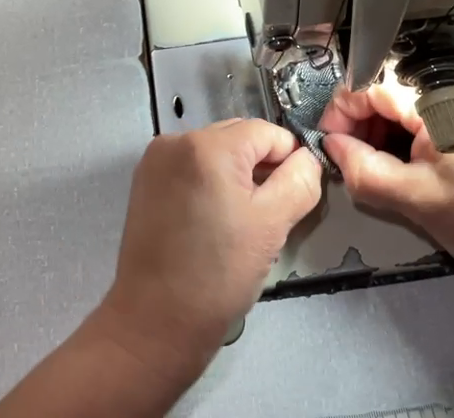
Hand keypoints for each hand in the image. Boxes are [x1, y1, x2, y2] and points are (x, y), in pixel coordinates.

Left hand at [98, 119, 321, 363]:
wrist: (155, 322)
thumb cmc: (216, 276)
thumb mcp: (272, 226)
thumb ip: (300, 182)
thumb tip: (308, 158)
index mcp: (208, 146)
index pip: (267, 132)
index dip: (289, 159)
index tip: (294, 196)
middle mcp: (176, 141)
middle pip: (239, 137)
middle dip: (260, 168)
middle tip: (267, 215)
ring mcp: (156, 160)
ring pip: (216, 153)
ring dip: (235, 177)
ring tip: (237, 223)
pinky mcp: (145, 181)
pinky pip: (191, 167)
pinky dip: (209, 184)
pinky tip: (212, 223)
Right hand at [319, 83, 453, 283]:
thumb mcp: (417, 203)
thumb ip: (364, 170)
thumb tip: (331, 146)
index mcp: (440, 96)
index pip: (369, 83)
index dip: (341, 112)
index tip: (330, 144)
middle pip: (388, 84)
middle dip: (363, 120)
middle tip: (353, 160)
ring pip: (408, 94)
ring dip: (385, 124)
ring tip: (381, 165)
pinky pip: (431, 103)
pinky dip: (411, 127)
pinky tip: (410, 159)